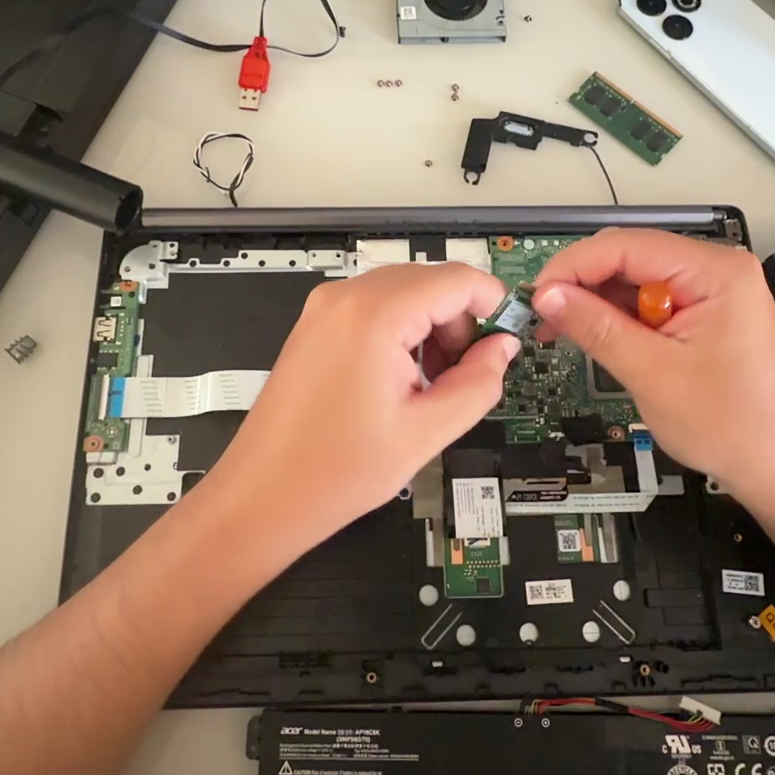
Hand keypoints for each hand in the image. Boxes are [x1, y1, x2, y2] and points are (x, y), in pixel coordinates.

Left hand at [215, 263, 520, 545]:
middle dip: (460, 321)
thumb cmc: (335, 471)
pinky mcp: (315, 324)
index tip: (509, 336)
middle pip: (430, 281)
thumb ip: (478, 383)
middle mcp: (345, 298)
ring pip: (404, 292)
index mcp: (374, 317)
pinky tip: (402, 378)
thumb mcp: (426, 432)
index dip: (494, 303)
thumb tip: (502, 349)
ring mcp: (325, 308)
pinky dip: (402, 329)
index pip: (457, 280)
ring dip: (432, 326)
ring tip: (431, 385)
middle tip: (467, 374)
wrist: (264, 494)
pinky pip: (375, 306)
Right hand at [532, 229, 774, 496]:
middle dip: (581, 284)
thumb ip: (596, 327)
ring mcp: (709, 290)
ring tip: (558, 330)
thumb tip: (546, 295)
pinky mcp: (701, 312)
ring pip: (632, 279)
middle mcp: (715, 269)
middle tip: (542, 316)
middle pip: (628, 257)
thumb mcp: (651, 373)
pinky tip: (590, 334)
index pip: (627, 246)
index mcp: (716, 272)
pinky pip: (645, 301)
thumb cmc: (727, 424)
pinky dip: (614, 317)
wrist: (774, 467)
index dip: (574, 266)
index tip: (536, 296)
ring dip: (593, 302)